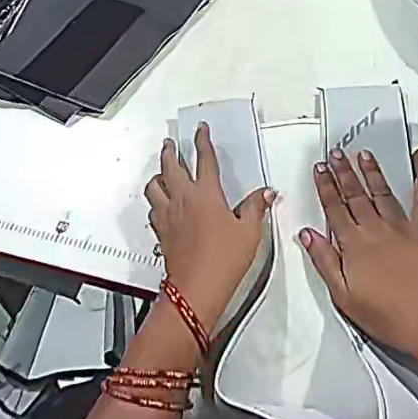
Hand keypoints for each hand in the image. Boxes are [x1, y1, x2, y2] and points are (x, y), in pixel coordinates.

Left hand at [143, 123, 271, 327]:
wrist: (196, 287)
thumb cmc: (221, 260)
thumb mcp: (249, 232)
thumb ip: (254, 208)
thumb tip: (264, 195)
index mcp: (206, 194)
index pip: (204, 159)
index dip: (202, 141)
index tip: (200, 131)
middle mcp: (182, 199)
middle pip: (171, 166)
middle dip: (171, 152)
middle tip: (171, 144)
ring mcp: (168, 215)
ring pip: (155, 186)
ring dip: (158, 175)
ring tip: (161, 171)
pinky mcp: (161, 231)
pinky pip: (153, 208)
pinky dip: (155, 201)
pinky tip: (160, 204)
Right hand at [300, 149, 417, 368]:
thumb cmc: (389, 316)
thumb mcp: (343, 295)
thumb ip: (324, 261)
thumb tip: (308, 236)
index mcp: (354, 245)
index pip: (334, 208)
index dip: (325, 186)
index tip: (320, 171)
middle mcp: (376, 232)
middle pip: (355, 195)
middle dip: (344, 172)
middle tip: (337, 154)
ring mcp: (401, 232)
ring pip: (382, 194)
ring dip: (372, 173)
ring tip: (364, 157)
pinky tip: (417, 179)